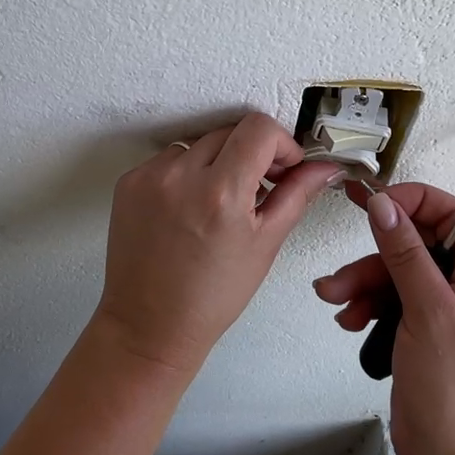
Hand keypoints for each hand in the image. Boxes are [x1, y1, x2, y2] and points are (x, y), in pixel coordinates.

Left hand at [95, 113, 343, 373]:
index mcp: (221, 192)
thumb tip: (324, 166)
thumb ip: (296, 195)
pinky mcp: (130, 181)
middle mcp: (182, 176)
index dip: (280, 144)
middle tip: (256, 190)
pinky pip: (168, 159)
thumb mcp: (265, 244)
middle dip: (250, 154)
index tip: (283, 168)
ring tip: (217, 205)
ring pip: (199, 144)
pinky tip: (188, 210)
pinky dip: (184, 175)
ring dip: (215, 163)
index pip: (259, 128)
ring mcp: (150, 176)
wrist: (149, 326)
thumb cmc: (211, 296)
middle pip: (230, 132)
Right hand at [314, 181, 454, 454]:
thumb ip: (405, 255)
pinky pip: (387, 296)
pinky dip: (364, 303)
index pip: (452, 214)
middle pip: (415, 242)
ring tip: (337, 298)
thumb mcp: (428, 315)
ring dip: (361, 282)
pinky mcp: (419, 326)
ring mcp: (441, 308)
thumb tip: (386, 206)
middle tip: (347, 266)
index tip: (378, 202)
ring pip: (394, 270)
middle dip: (375, 254)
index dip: (414, 202)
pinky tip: (350, 318)